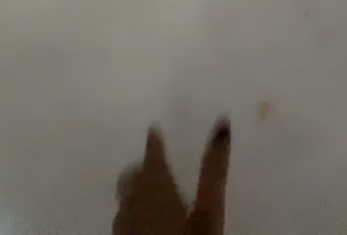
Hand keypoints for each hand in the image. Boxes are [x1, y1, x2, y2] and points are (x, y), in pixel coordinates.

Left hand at [113, 120, 231, 234]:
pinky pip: (124, 224)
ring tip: (150, 191)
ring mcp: (123, 231)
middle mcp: (133, 205)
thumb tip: (222, 123)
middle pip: (131, 179)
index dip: (154, 141)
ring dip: (136, 192)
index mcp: (155, 189)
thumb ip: (214, 169)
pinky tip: (144, 225)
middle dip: (142, 167)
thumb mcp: (210, 212)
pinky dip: (133, 215)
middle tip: (153, 161)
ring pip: (125, 203)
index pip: (152, 157)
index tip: (154, 128)